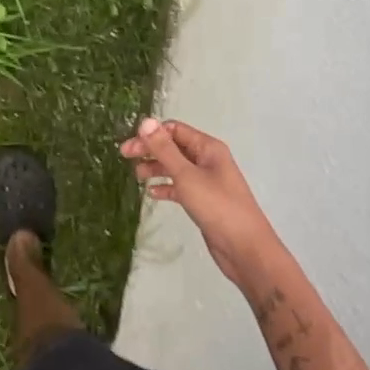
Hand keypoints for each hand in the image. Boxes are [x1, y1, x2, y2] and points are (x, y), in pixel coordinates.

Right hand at [120, 118, 281, 296]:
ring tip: (137, 177)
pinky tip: (152, 194)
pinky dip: (166, 187)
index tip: (129, 147)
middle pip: (173, 147)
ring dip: (156, 168)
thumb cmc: (217, 206)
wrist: (245, 248)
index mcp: (208, 148)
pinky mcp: (203, 200)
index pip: (174, 130)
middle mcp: (207, 160)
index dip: (151, 134)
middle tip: (125, 158)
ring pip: (175, 167)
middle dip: (150, 150)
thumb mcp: (186, 175)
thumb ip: (164, 149)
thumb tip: (145, 121)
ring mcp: (206, 181)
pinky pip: (180, 187)